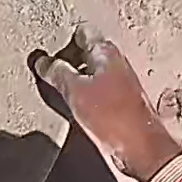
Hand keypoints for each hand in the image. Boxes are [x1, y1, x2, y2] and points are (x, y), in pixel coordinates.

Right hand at [34, 24, 181, 181]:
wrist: (141, 149)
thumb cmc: (111, 116)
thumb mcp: (75, 91)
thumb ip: (57, 72)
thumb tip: (40, 61)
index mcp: (106, 51)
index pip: (80, 32)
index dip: (61, 42)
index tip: (47, 59)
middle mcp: (114, 61)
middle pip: (83, 52)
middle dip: (65, 62)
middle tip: (48, 76)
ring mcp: (118, 81)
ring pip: (88, 72)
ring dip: (73, 81)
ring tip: (58, 93)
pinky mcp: (119, 100)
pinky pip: (94, 90)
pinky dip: (82, 95)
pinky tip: (73, 108)